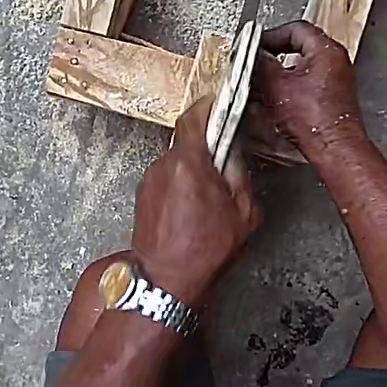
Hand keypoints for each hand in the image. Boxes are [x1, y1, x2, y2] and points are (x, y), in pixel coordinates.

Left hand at [131, 99, 261, 303]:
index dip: (208, 107)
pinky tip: (194, 208)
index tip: (220, 106)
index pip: (194, 117)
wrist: (166, 281)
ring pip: (177, 162)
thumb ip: (240, 174)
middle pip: (187, 141)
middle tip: (226, 165)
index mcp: (189, 164)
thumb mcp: (243, 213)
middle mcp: (163, 166)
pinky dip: (181, 185)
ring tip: (210, 196)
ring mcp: (149, 181)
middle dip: (207, 148)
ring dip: (193, 170)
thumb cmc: (204, 251)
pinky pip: (167, 179)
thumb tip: (234, 152)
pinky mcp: (143, 196)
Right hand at [255, 21, 366, 157]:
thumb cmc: (316, 120)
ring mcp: (336, 81)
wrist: (334, 149)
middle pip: (300, 48)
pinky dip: (289, 89)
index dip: (272, 36)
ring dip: (280, 75)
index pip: (296, 29)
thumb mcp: (278, 87)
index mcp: (326, 51)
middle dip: (274, 56)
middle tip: (257, 63)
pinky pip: (307, 86)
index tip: (256, 46)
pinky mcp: (332, 99)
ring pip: (302, 68)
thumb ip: (263, 65)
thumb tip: (254, 55)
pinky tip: (274, 101)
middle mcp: (335, 63)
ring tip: (261, 85)